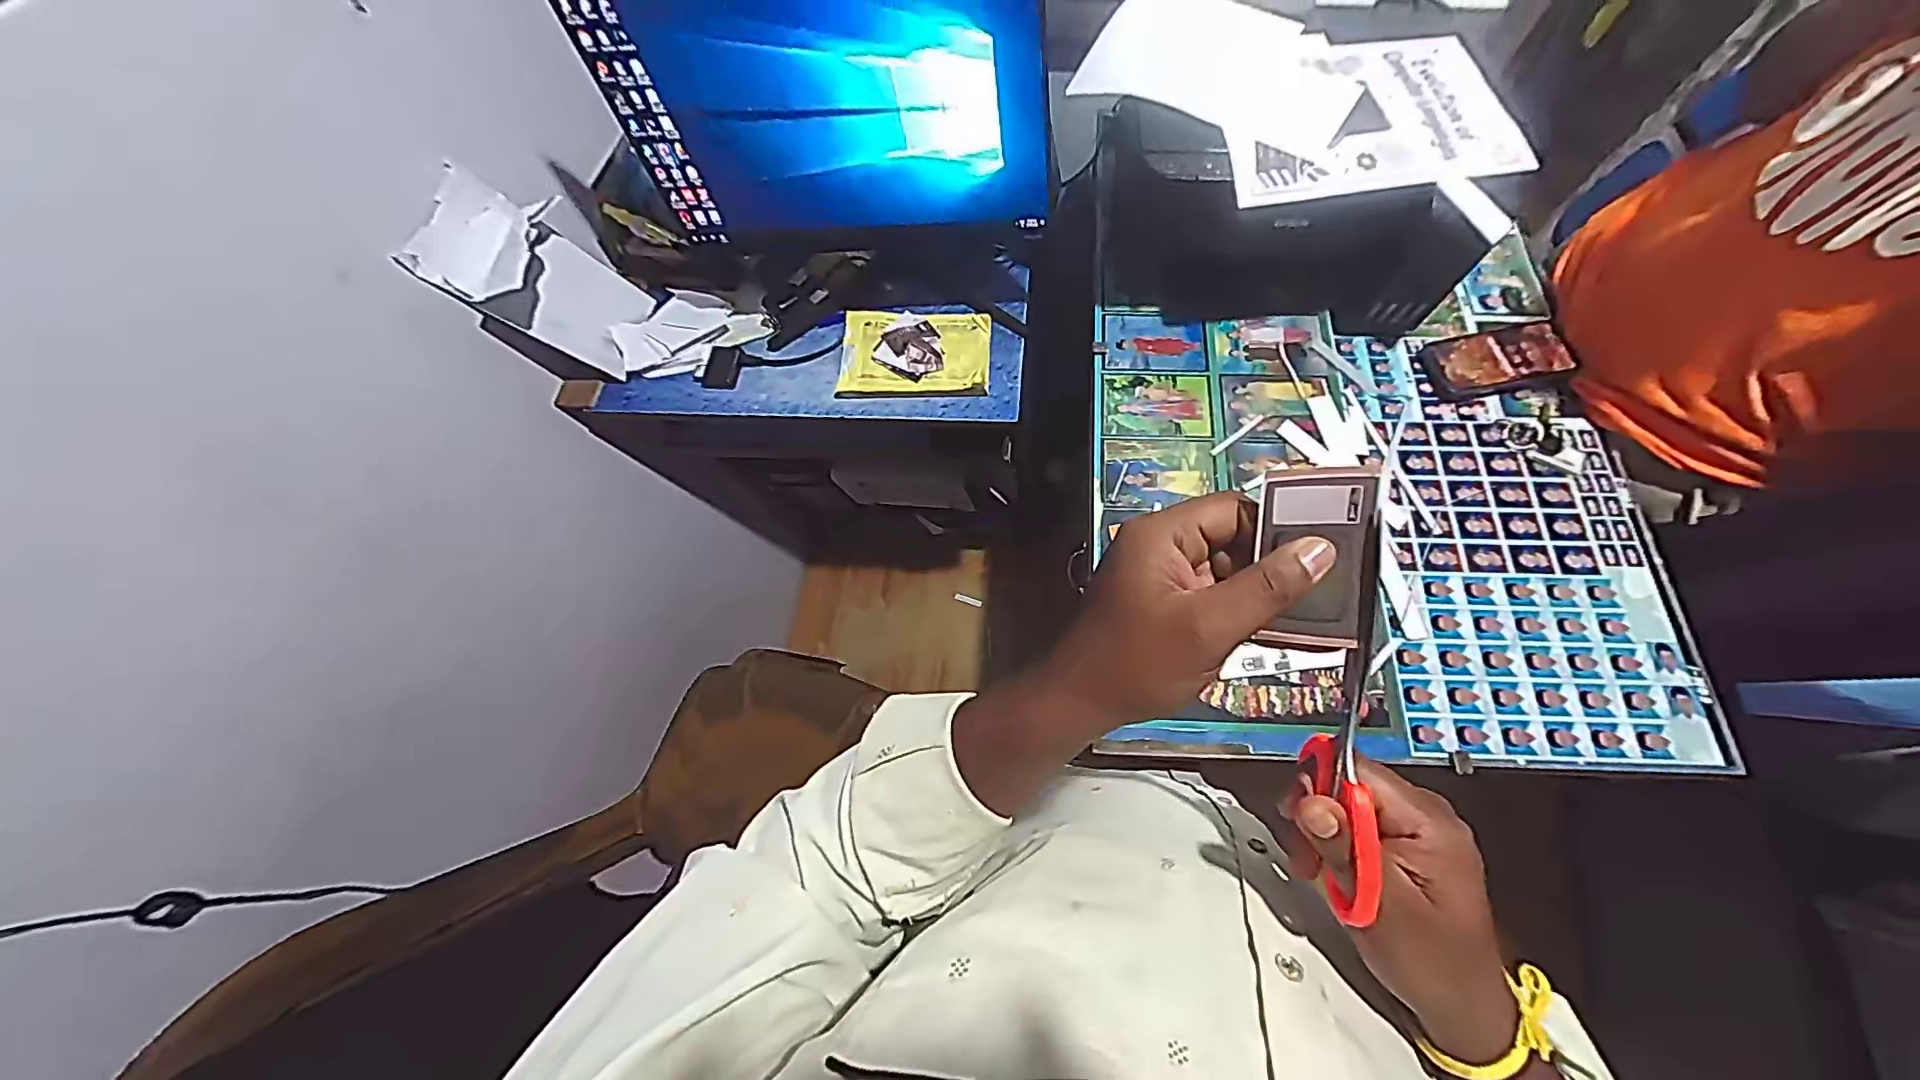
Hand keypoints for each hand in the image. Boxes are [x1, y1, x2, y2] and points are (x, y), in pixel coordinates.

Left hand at [953, 492, 1335, 815]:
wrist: (1079, 702)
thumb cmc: (1134, 664)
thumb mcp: (1209, 627)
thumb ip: (1267, 588)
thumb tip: (1319, 549)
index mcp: (1161, 535)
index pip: (1234, 510)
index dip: (1278, 528)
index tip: (1320, 555)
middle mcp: (1159, 546)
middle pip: (1232, 540)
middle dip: (1272, 568)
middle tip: (1317, 595)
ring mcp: (1160, 575)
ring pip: (1226, 571)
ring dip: (1258, 595)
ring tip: (1299, 620)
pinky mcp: (1163, 602)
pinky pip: (1211, 595)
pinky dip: (1237, 612)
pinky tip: (1267, 632)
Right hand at [1283, 756, 1521, 1065]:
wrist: (1462, 1006)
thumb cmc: (1433, 963)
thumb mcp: (1380, 905)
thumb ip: (1344, 847)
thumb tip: (1313, 802)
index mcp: (1429, 821)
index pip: (1355, 768)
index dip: (1318, 787)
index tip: (1302, 820)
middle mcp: (1425, 814)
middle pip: (1346, 781)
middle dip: (1315, 814)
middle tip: (1308, 854)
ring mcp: (1415, 827)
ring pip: (1344, 801)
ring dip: (1320, 831)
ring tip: (1321, 869)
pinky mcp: (1402, 840)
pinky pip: (1354, 821)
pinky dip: (1334, 842)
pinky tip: (1334, 869)